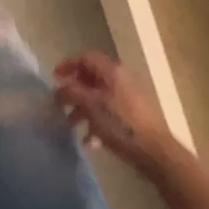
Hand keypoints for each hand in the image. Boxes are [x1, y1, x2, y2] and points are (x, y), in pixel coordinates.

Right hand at [54, 52, 177, 175]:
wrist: (154, 149)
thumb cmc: (120, 124)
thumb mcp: (91, 106)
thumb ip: (72, 92)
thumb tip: (59, 86)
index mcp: (112, 71)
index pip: (86, 58)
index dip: (68, 64)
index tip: (54, 78)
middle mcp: (122, 79)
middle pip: (92, 78)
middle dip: (74, 92)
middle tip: (61, 105)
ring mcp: (130, 96)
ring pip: (100, 97)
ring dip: (84, 110)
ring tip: (73, 127)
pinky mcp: (134, 114)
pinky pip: (110, 112)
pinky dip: (98, 122)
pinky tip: (92, 142)